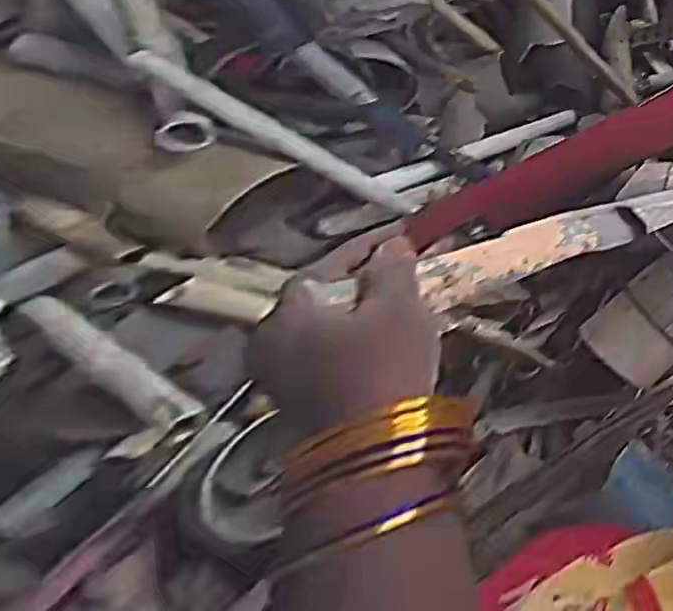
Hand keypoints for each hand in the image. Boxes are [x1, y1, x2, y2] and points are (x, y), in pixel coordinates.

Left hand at [251, 227, 443, 433]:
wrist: (373, 440)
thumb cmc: (384, 360)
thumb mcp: (399, 305)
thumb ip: (391, 268)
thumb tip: (390, 246)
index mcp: (288, 312)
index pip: (328, 262)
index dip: (369, 243)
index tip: (403, 232)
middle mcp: (269, 338)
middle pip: (322, 293)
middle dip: (362, 275)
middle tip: (402, 263)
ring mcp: (277, 370)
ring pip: (324, 320)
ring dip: (360, 304)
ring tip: (400, 293)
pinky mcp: (296, 393)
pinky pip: (325, 344)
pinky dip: (354, 328)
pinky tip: (384, 328)